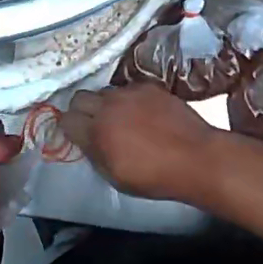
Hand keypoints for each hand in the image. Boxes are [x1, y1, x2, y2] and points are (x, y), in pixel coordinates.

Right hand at [61, 83, 222, 200]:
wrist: (195, 157)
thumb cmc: (154, 177)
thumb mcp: (115, 177)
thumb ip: (94, 155)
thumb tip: (86, 141)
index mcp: (96, 132)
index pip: (66, 119)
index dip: (69, 128)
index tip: (76, 134)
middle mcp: (109, 106)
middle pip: (80, 97)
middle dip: (82, 110)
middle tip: (94, 124)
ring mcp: (130, 92)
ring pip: (104, 91)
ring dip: (106, 103)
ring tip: (121, 118)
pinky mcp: (149, 86)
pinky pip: (128, 88)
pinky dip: (129, 99)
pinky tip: (142, 112)